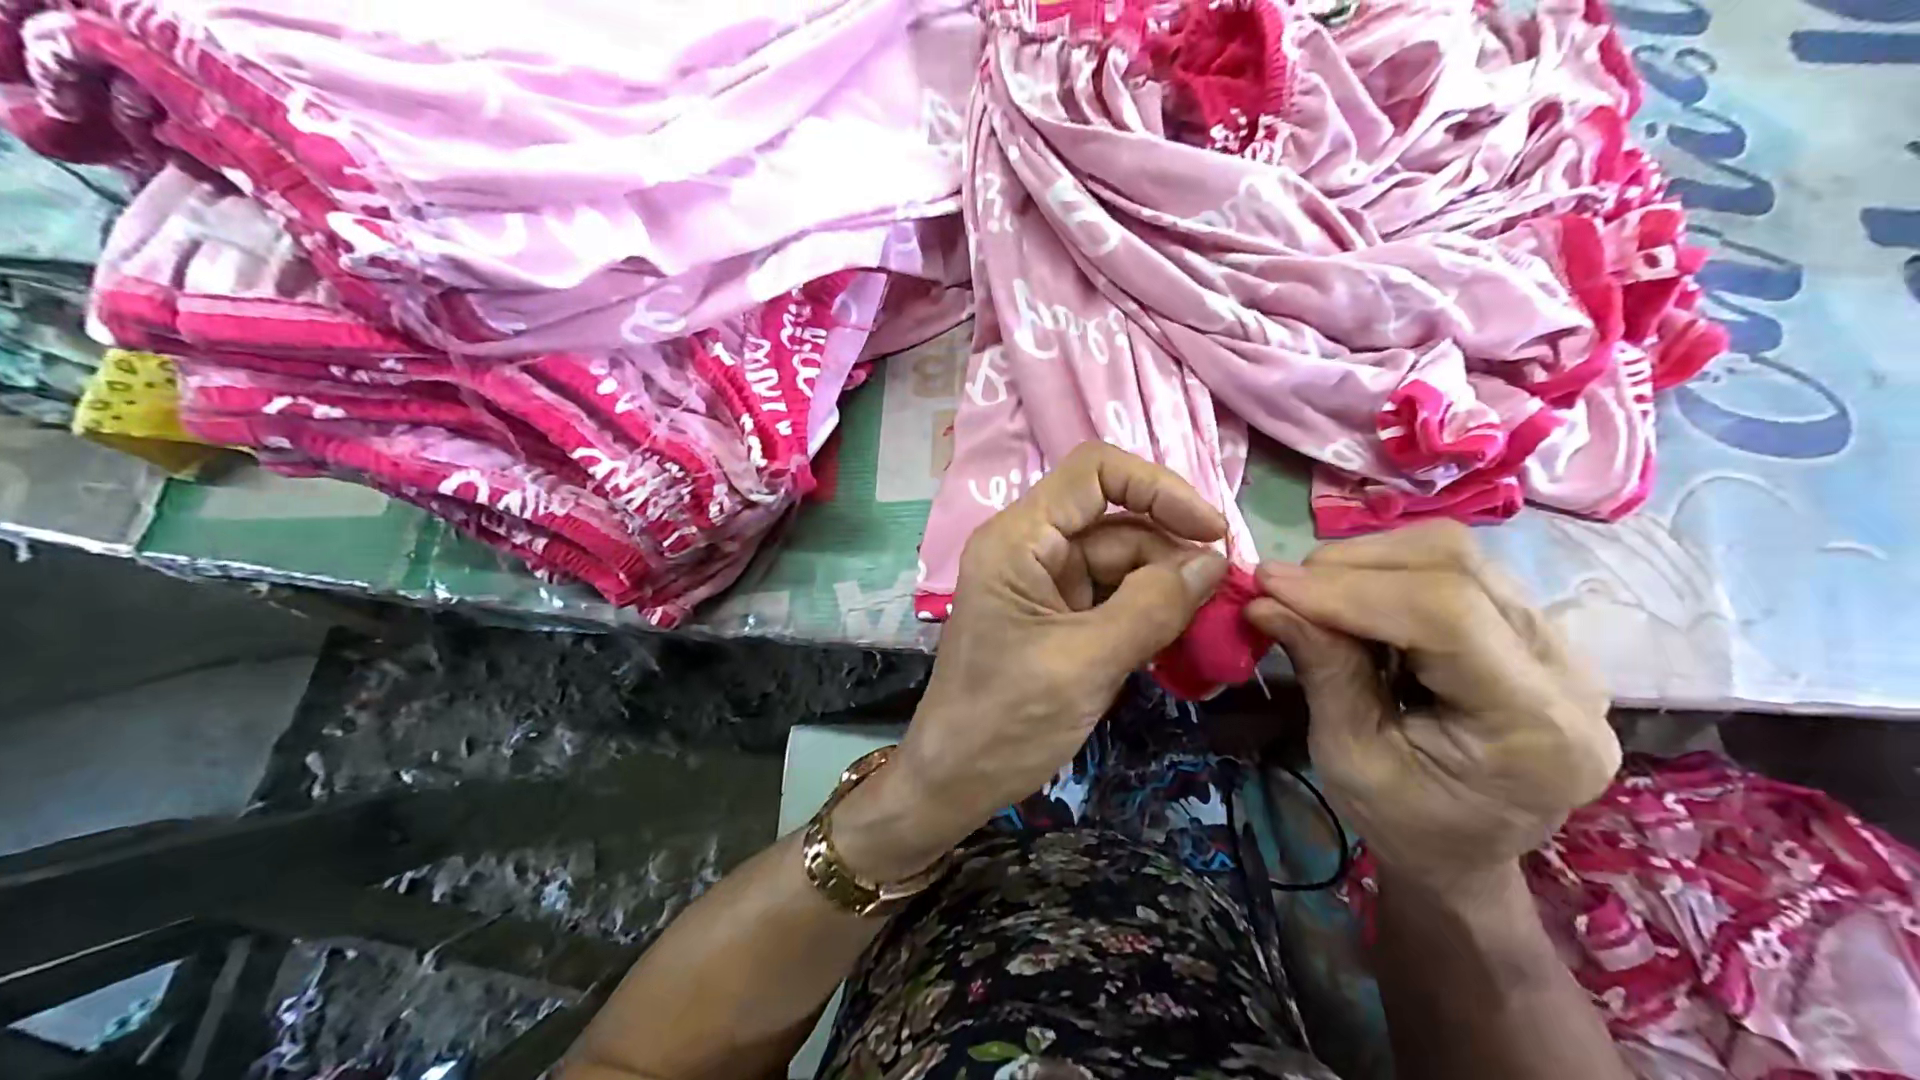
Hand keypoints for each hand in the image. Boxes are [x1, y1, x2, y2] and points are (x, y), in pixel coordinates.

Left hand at [833, 443, 1228, 880]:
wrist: (955, 781)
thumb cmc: (1007, 721)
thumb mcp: (1087, 662)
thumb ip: (1153, 606)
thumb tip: (1212, 562)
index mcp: (1018, 539)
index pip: (1094, 472)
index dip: (1157, 488)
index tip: (1209, 531)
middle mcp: (1029, 548)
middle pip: (1115, 522)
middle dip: (1169, 553)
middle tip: (1223, 596)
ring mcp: (1042, 584)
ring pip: (1119, 561)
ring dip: (1165, 587)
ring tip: (1207, 624)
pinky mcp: (1056, 617)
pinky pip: (1112, 596)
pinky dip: (1147, 611)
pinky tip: (1181, 635)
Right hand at [1243, 522, 1617, 895]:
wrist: (1464, 848)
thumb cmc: (1405, 822)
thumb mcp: (1350, 758)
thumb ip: (1323, 671)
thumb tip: (1266, 601)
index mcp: (1535, 727)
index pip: (1447, 617)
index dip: (1349, 592)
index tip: (1269, 588)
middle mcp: (1565, 670)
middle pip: (1455, 567)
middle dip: (1350, 567)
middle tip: (1282, 590)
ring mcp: (1555, 639)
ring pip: (1453, 553)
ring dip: (1364, 562)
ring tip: (1312, 595)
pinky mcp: (1527, 624)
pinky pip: (1452, 567)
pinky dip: (1383, 570)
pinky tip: (1350, 599)